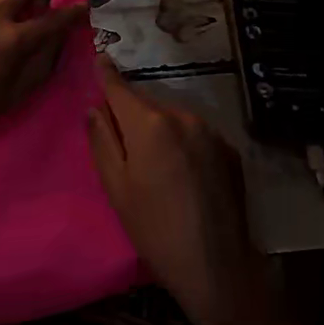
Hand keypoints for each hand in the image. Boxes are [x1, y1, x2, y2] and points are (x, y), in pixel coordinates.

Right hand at [87, 57, 276, 324]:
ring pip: (172, 117)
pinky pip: (195, 133)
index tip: (100, 57)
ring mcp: (211, 132)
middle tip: (120, 135)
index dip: (106, 73)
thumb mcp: (116, 187)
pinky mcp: (229, 150)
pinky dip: (182, 140)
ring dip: (158, 126)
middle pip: (147, 102)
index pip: (120, 88)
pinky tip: (180, 171)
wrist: (217, 267)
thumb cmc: (154, 229)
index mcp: (150, 124)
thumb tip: (94, 109)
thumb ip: (102, 140)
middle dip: (131, 111)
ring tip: (152, 161)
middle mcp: (183, 117)